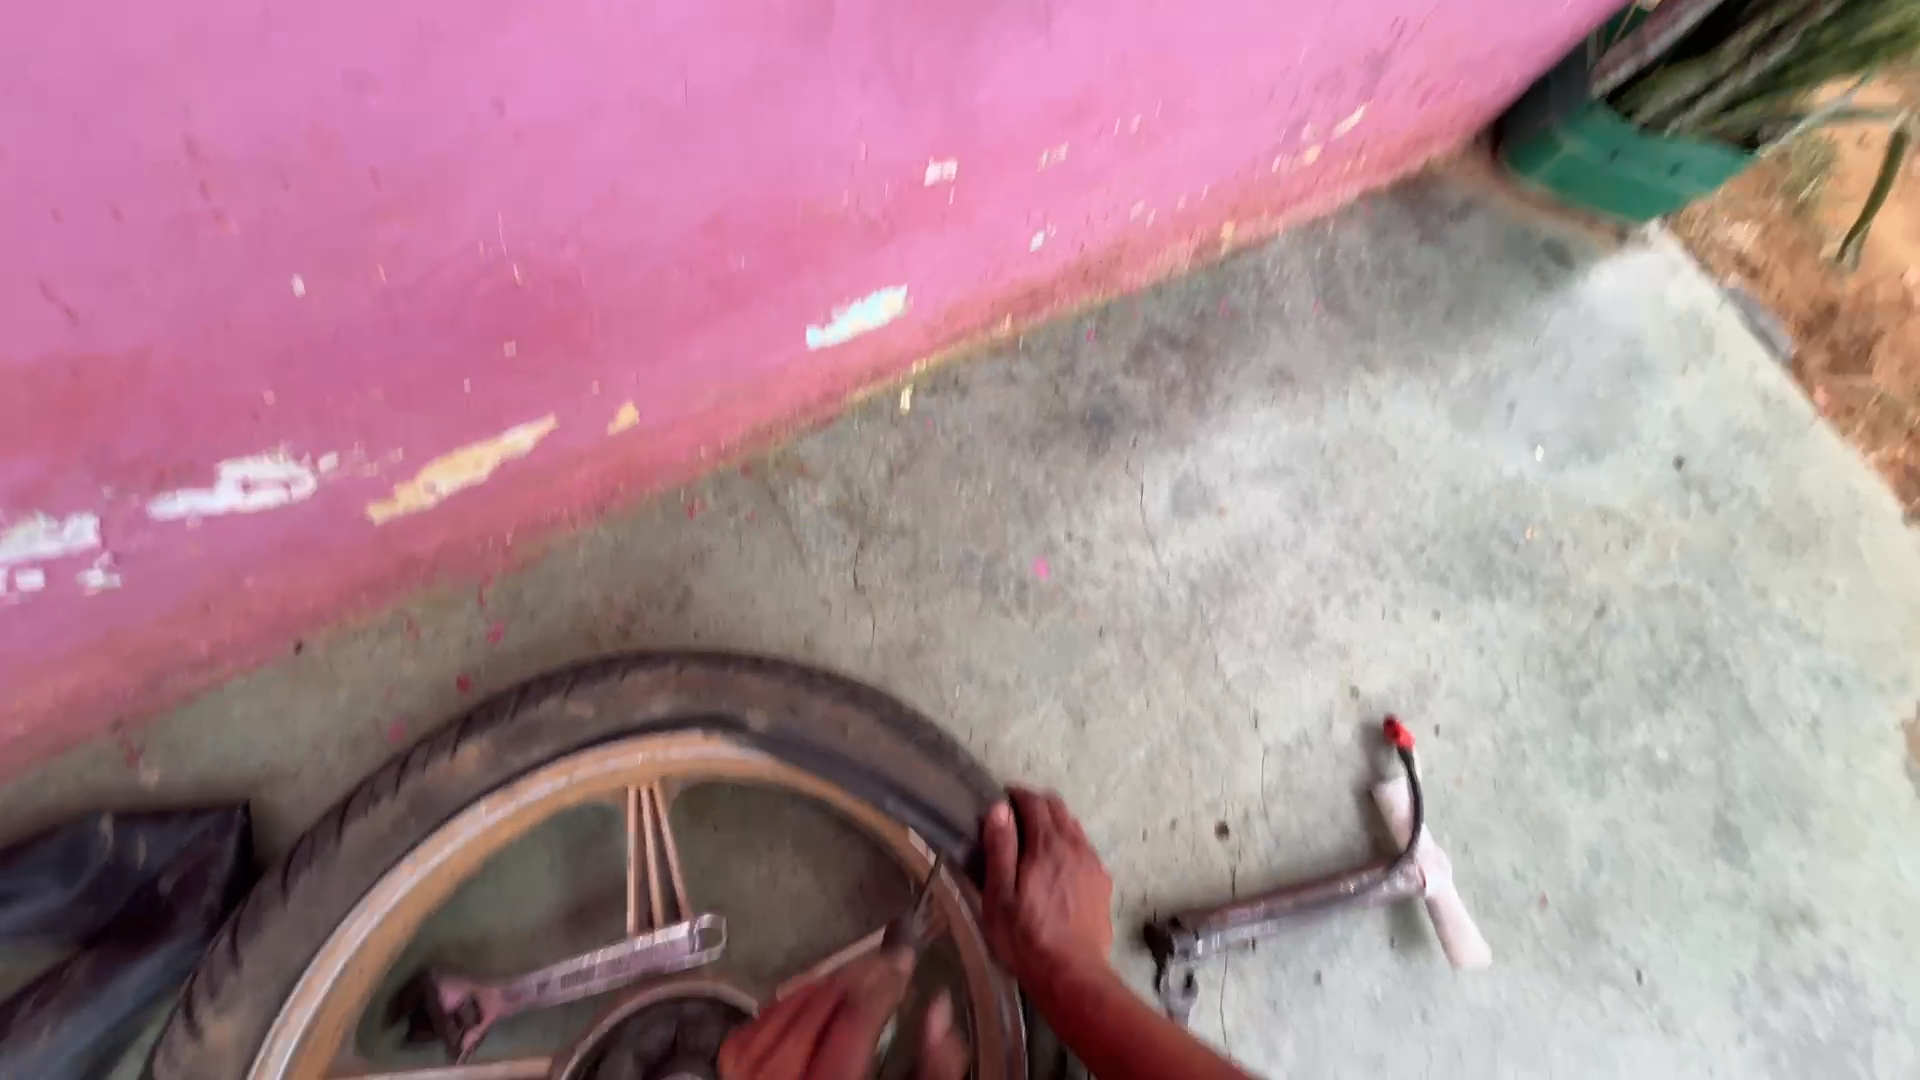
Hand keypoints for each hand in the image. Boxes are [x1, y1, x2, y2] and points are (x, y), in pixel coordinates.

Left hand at [717, 949, 968, 1079]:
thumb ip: (931, 1069)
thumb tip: (939, 1006)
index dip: (882, 985)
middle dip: (860, 974)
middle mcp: (779, 1079)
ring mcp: (748, 1072)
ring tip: (861, 974)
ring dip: (831, 981)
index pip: (853, 1022)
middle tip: (888, 961)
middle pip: (823, 1005)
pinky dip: (797, 996)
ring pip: (795, 1002)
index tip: (906, 959)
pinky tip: (820, 992)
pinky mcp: (732, 1064)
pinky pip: (767, 1014)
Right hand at [981, 788, 1114, 990]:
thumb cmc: (1026, 936)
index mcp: (1047, 844)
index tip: (1002, 800)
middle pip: (1057, 807)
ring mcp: (1093, 863)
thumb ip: (1000, 847)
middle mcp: (1075, 845)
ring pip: (1073, 826)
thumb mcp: (1000, 895)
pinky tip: (1057, 867)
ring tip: (1034, 842)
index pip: (1035, 801)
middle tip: (1015, 819)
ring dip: (1053, 823)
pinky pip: (1084, 848)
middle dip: (1036, 805)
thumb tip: (1000, 808)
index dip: (1017, 795)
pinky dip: (1068, 844)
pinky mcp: (1102, 883)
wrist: (1072, 976)